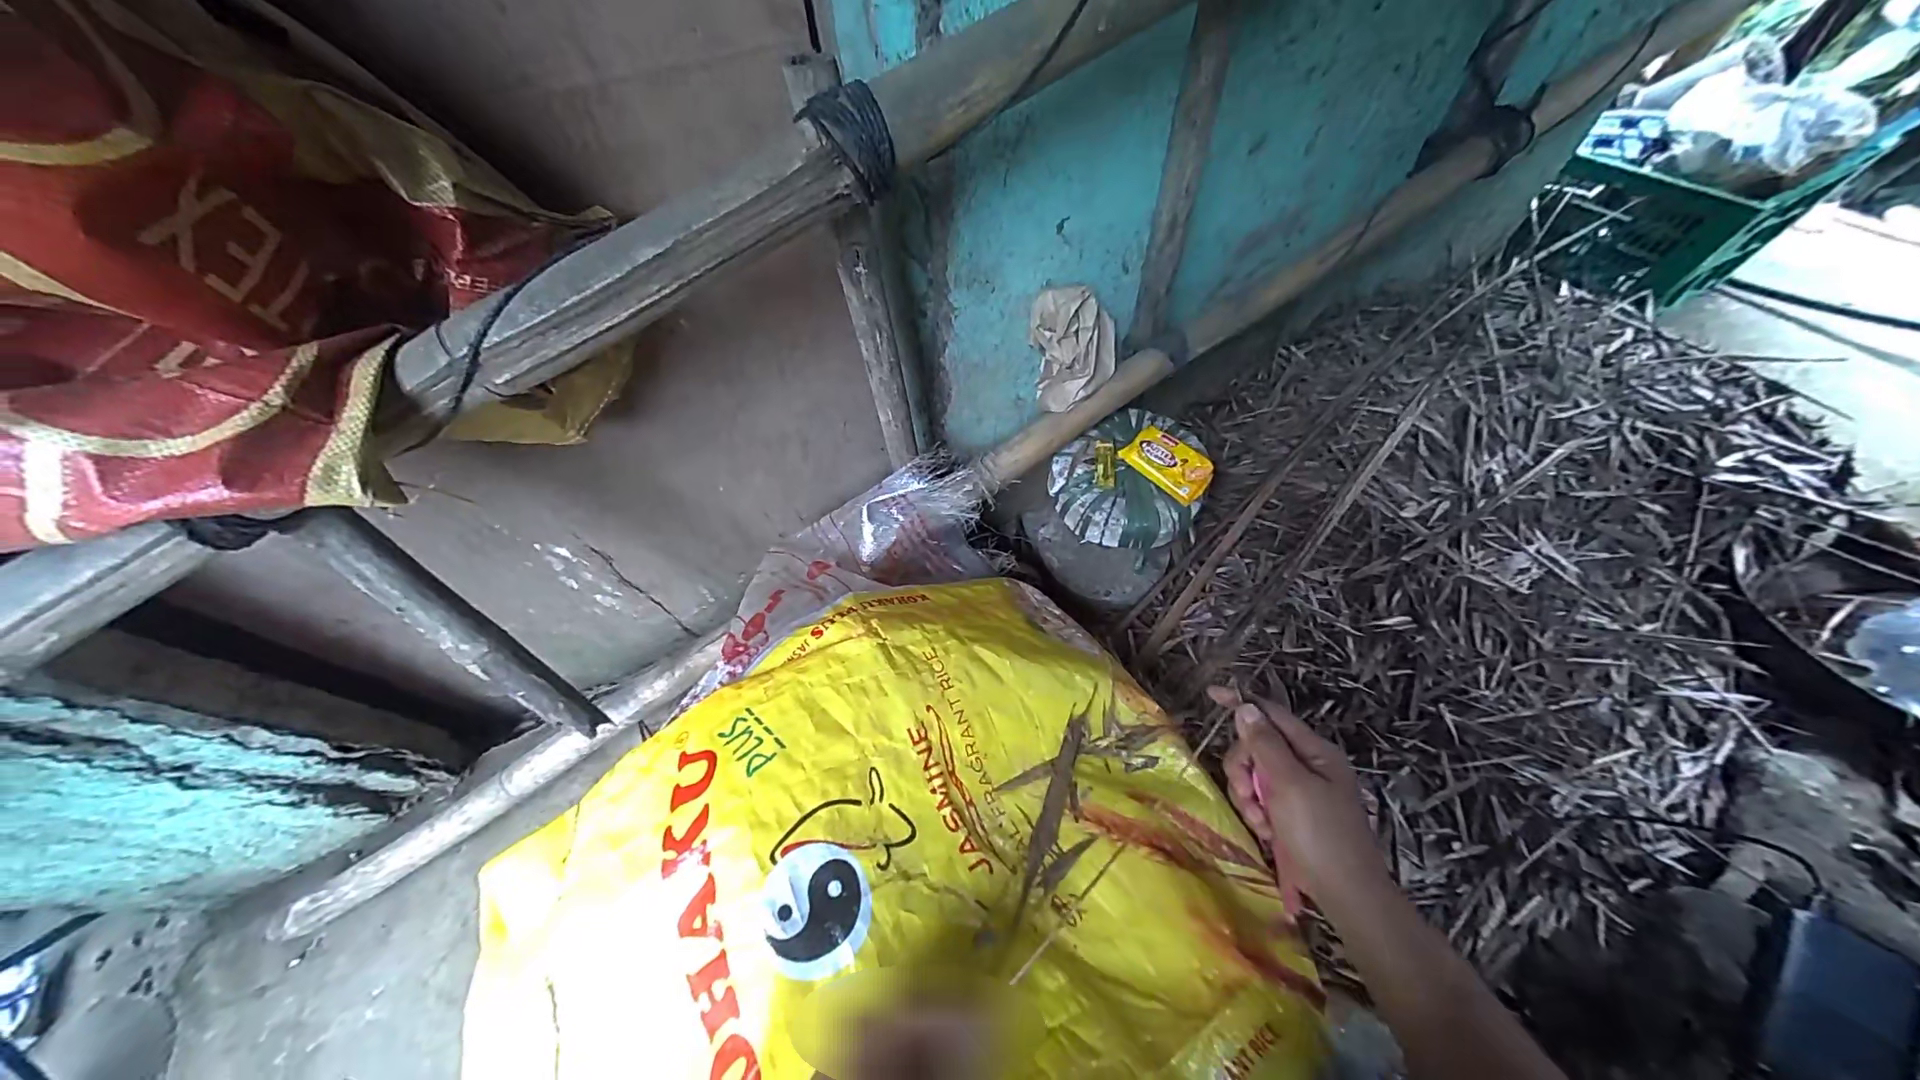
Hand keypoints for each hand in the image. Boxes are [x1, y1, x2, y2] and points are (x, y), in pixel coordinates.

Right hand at [1212, 686, 1387, 904]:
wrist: (1346, 894)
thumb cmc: (1321, 835)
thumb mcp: (1289, 785)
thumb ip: (1265, 744)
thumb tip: (1246, 708)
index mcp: (1314, 751)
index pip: (1272, 714)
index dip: (1242, 703)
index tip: (1212, 693)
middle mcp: (1307, 765)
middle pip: (1256, 746)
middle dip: (1244, 769)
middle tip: (1248, 794)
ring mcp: (1299, 790)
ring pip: (1253, 774)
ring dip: (1248, 796)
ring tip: (1261, 822)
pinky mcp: (1290, 813)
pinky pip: (1260, 798)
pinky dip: (1256, 813)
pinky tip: (1266, 832)